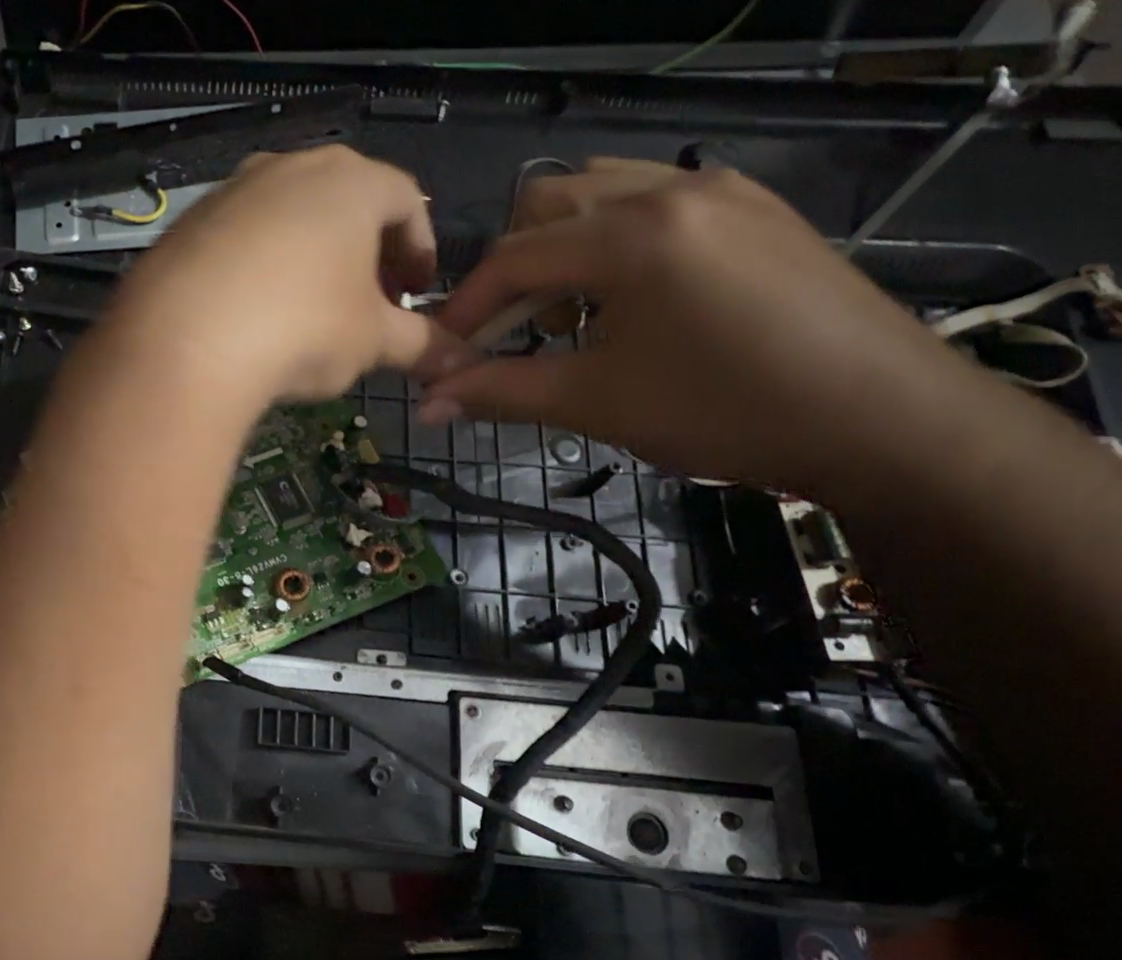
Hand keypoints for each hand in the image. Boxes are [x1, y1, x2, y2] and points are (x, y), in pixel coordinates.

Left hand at [97, 145, 464, 406]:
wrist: (184, 342)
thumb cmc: (302, 327)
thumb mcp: (372, 341)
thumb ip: (422, 344)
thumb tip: (460, 361)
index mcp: (351, 180)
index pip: (406, 200)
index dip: (419, 249)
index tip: (417, 292)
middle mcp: (289, 168)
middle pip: (344, 203)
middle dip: (365, 254)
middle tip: (369, 306)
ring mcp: (232, 191)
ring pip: (289, 218)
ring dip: (311, 260)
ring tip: (311, 313)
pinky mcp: (187, 224)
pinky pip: (239, 240)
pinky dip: (259, 269)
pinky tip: (253, 316)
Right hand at [419, 158, 980, 495]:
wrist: (883, 419)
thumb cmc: (725, 413)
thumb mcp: (598, 403)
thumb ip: (502, 391)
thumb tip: (427, 405)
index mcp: (631, 234)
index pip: (512, 256)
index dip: (465, 308)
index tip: (441, 353)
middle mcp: (671, 189)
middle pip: (548, 204)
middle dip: (513, 268)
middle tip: (515, 333)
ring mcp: (721, 190)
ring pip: (602, 192)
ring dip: (563, 247)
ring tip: (575, 314)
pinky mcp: (755, 207)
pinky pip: (656, 199)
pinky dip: (617, 238)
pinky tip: (633, 296)